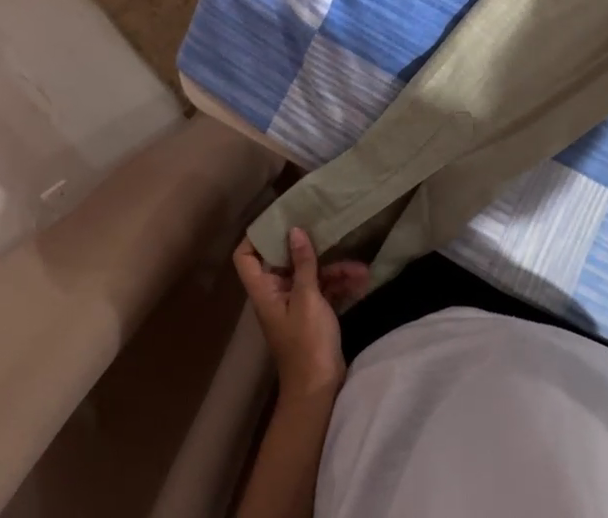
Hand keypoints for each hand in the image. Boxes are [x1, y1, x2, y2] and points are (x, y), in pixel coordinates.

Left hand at [233, 229, 370, 398]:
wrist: (319, 389)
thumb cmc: (307, 342)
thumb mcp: (308, 298)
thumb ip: (303, 264)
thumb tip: (295, 230)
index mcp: (264, 291)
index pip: (246, 257)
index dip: (256, 237)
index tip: (278, 219)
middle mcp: (275, 294)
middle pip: (284, 261)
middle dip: (310, 249)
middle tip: (326, 228)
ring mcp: (295, 305)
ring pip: (310, 276)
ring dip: (334, 270)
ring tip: (360, 267)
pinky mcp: (312, 315)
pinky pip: (323, 291)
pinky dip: (339, 285)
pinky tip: (362, 280)